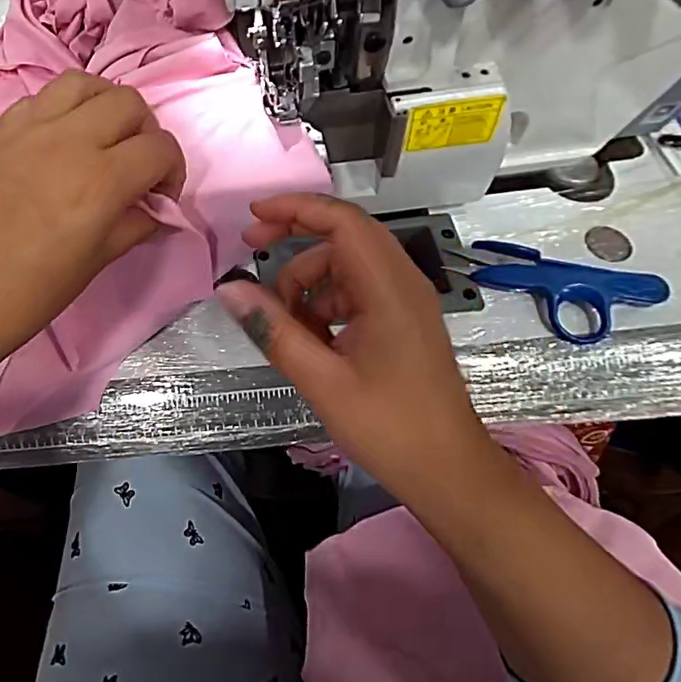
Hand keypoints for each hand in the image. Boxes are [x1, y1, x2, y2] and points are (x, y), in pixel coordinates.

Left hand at [0, 72, 185, 452]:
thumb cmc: (25, 296)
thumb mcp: (94, 263)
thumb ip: (133, 225)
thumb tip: (154, 208)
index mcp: (100, 180)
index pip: (159, 148)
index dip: (172, 171)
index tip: (161, 197)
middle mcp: (68, 140)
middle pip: (128, 103)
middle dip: (146, 131)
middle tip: (138, 166)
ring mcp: (29, 129)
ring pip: (85, 83)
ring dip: (106, 105)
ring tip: (104, 139)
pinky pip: (42, 98)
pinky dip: (64, 108)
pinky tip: (61, 140)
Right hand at [219, 196, 676, 681]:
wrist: (451, 473)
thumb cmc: (390, 428)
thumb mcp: (322, 380)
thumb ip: (274, 329)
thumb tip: (229, 289)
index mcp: (388, 287)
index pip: (341, 220)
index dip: (295, 208)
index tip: (253, 215)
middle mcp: (402, 280)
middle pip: (343, 234)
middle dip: (294, 236)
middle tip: (252, 247)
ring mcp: (405, 299)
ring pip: (345, 264)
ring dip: (308, 281)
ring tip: (285, 324)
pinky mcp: (402, 318)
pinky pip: (356, 289)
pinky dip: (325, 301)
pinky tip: (310, 337)